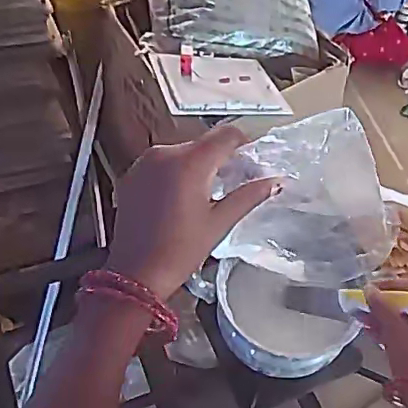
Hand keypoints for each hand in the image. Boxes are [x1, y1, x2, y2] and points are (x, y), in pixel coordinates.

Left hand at [104, 125, 279, 296]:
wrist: (137, 273)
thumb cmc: (180, 251)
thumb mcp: (220, 222)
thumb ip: (250, 196)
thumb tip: (275, 182)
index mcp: (189, 163)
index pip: (226, 134)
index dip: (244, 144)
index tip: (251, 162)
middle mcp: (164, 154)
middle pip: (204, 144)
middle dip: (220, 160)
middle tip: (233, 185)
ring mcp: (144, 163)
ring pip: (183, 153)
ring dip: (198, 167)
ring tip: (206, 197)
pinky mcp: (132, 175)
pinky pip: (162, 164)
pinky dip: (175, 175)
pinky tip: (181, 201)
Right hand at [363, 281, 407, 382]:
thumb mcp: (395, 329)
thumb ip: (381, 307)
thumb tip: (368, 289)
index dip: (391, 285)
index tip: (372, 288)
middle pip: (405, 304)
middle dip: (382, 303)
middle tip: (364, 302)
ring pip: (400, 319)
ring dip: (380, 316)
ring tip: (360, 315)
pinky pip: (399, 333)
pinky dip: (384, 329)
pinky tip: (368, 328)